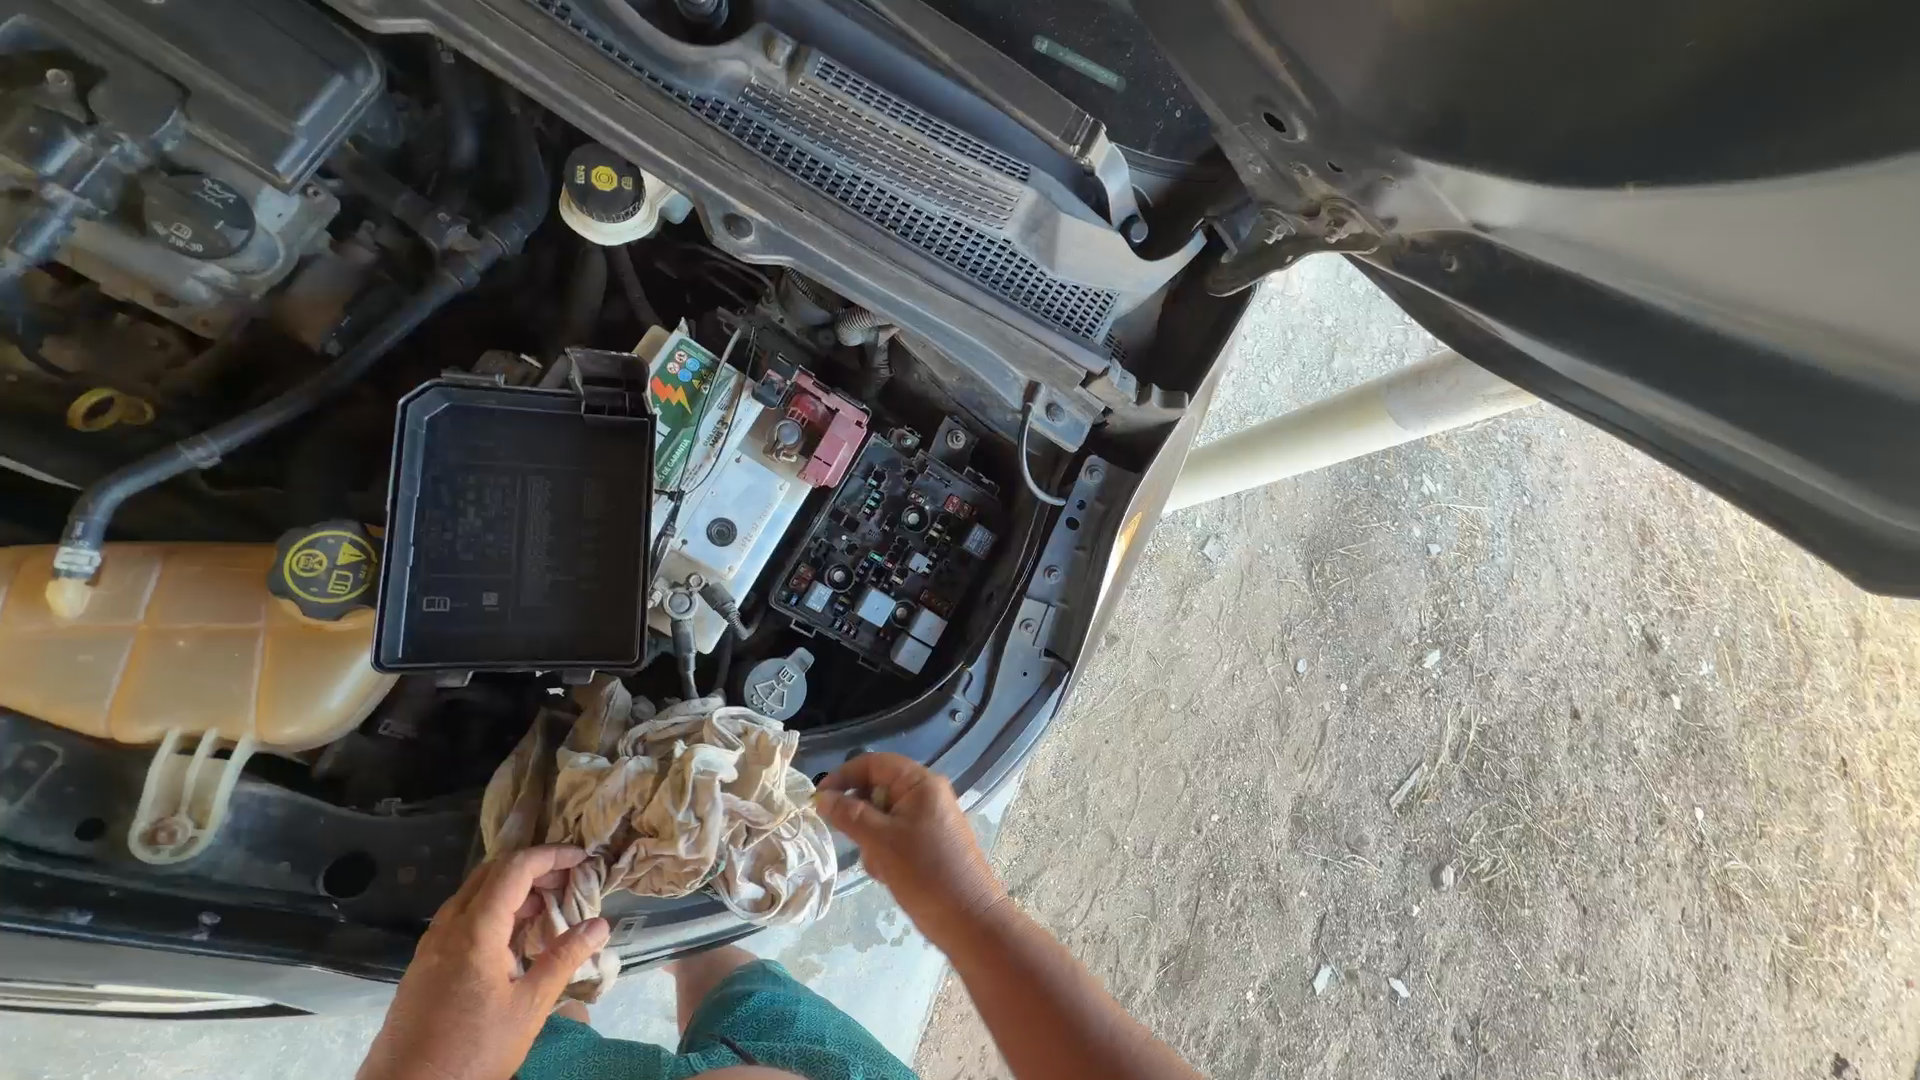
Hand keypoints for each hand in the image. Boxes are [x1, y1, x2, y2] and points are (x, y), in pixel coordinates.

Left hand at [358, 846, 610, 1079]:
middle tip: (566, 879)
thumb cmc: (471, 1052)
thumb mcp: (529, 1008)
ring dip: (511, 887)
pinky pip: (461, 917)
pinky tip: (511, 937)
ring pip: (473, 894)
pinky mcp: (423, 967)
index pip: (514, 869)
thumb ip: (564, 959)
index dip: (551, 855)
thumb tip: (600, 924)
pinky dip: (492, 909)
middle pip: (491, 873)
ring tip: (545, 905)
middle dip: (532, 866)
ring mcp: (430, 948)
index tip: (581, 859)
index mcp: (475, 932)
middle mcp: (447, 929)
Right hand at [816, 752, 1007, 949]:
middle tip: (852, 840)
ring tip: (879, 864)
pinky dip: (884, 852)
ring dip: (872, 839)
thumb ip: (849, 815)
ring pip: (883, 817)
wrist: (968, 919)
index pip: (875, 763)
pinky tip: (888, 874)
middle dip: (860, 815)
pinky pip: (894, 836)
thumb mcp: (881, 841)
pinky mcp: (927, 843)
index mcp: (921, 783)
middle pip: (878, 789)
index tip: (818, 799)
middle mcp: (926, 794)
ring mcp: (928, 819)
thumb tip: (822, 797)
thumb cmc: (925, 872)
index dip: (844, 775)